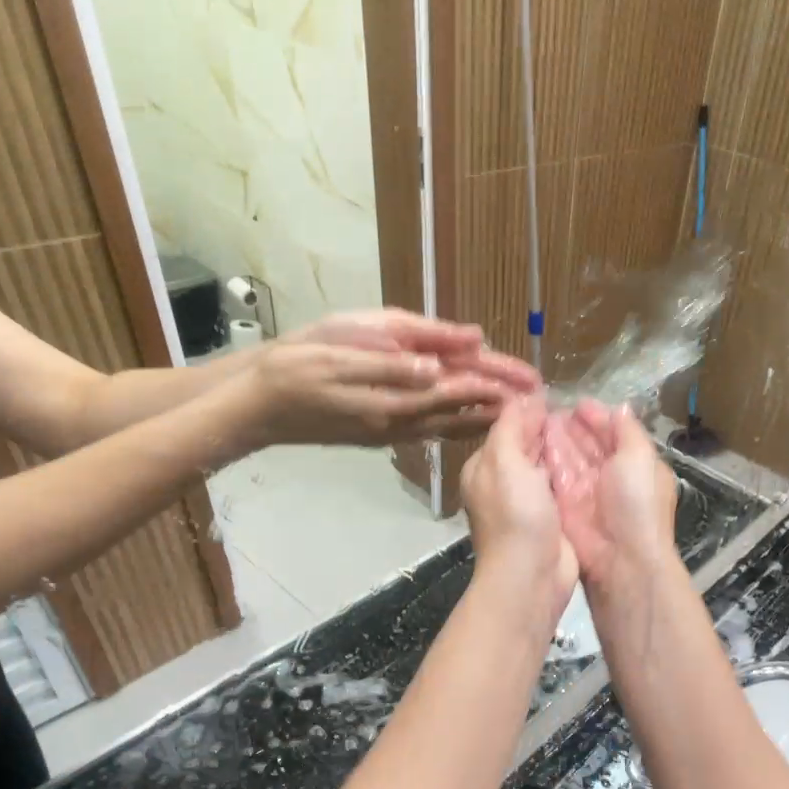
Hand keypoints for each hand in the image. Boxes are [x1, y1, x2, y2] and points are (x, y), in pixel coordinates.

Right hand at [245, 341, 513, 445]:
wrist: (255, 408)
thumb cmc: (291, 371)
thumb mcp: (338, 356)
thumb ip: (391, 364)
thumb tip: (439, 368)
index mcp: (391, 402)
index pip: (453, 393)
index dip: (489, 385)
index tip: (524, 382)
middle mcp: (397, 424)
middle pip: (458, 413)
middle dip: (496, 403)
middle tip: (533, 395)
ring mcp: (388, 432)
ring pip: (446, 426)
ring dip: (481, 416)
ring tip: (513, 408)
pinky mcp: (378, 432)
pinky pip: (429, 429)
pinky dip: (455, 423)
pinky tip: (466, 421)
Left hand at [462, 396, 577, 614]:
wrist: (533, 575)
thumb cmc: (516, 516)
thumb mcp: (505, 462)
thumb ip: (511, 426)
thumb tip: (525, 397)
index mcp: (485, 466)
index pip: (506, 426)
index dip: (527, 407)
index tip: (555, 390)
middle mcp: (505, 481)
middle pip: (528, 442)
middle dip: (549, 426)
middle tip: (580, 407)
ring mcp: (530, 500)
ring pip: (549, 462)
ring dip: (566, 446)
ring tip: (593, 425)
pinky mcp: (554, 515)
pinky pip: (565, 483)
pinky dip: (577, 470)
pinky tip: (596, 456)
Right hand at [542, 400, 677, 592]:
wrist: (622, 558)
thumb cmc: (637, 503)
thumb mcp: (641, 458)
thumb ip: (629, 431)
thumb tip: (622, 408)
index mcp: (634, 465)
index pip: (613, 434)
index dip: (597, 418)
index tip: (578, 403)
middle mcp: (610, 477)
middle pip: (588, 445)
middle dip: (573, 426)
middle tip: (551, 406)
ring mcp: (586, 491)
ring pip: (568, 457)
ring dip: (556, 437)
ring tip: (538, 416)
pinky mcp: (564, 505)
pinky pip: (554, 475)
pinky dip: (545, 456)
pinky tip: (534, 437)